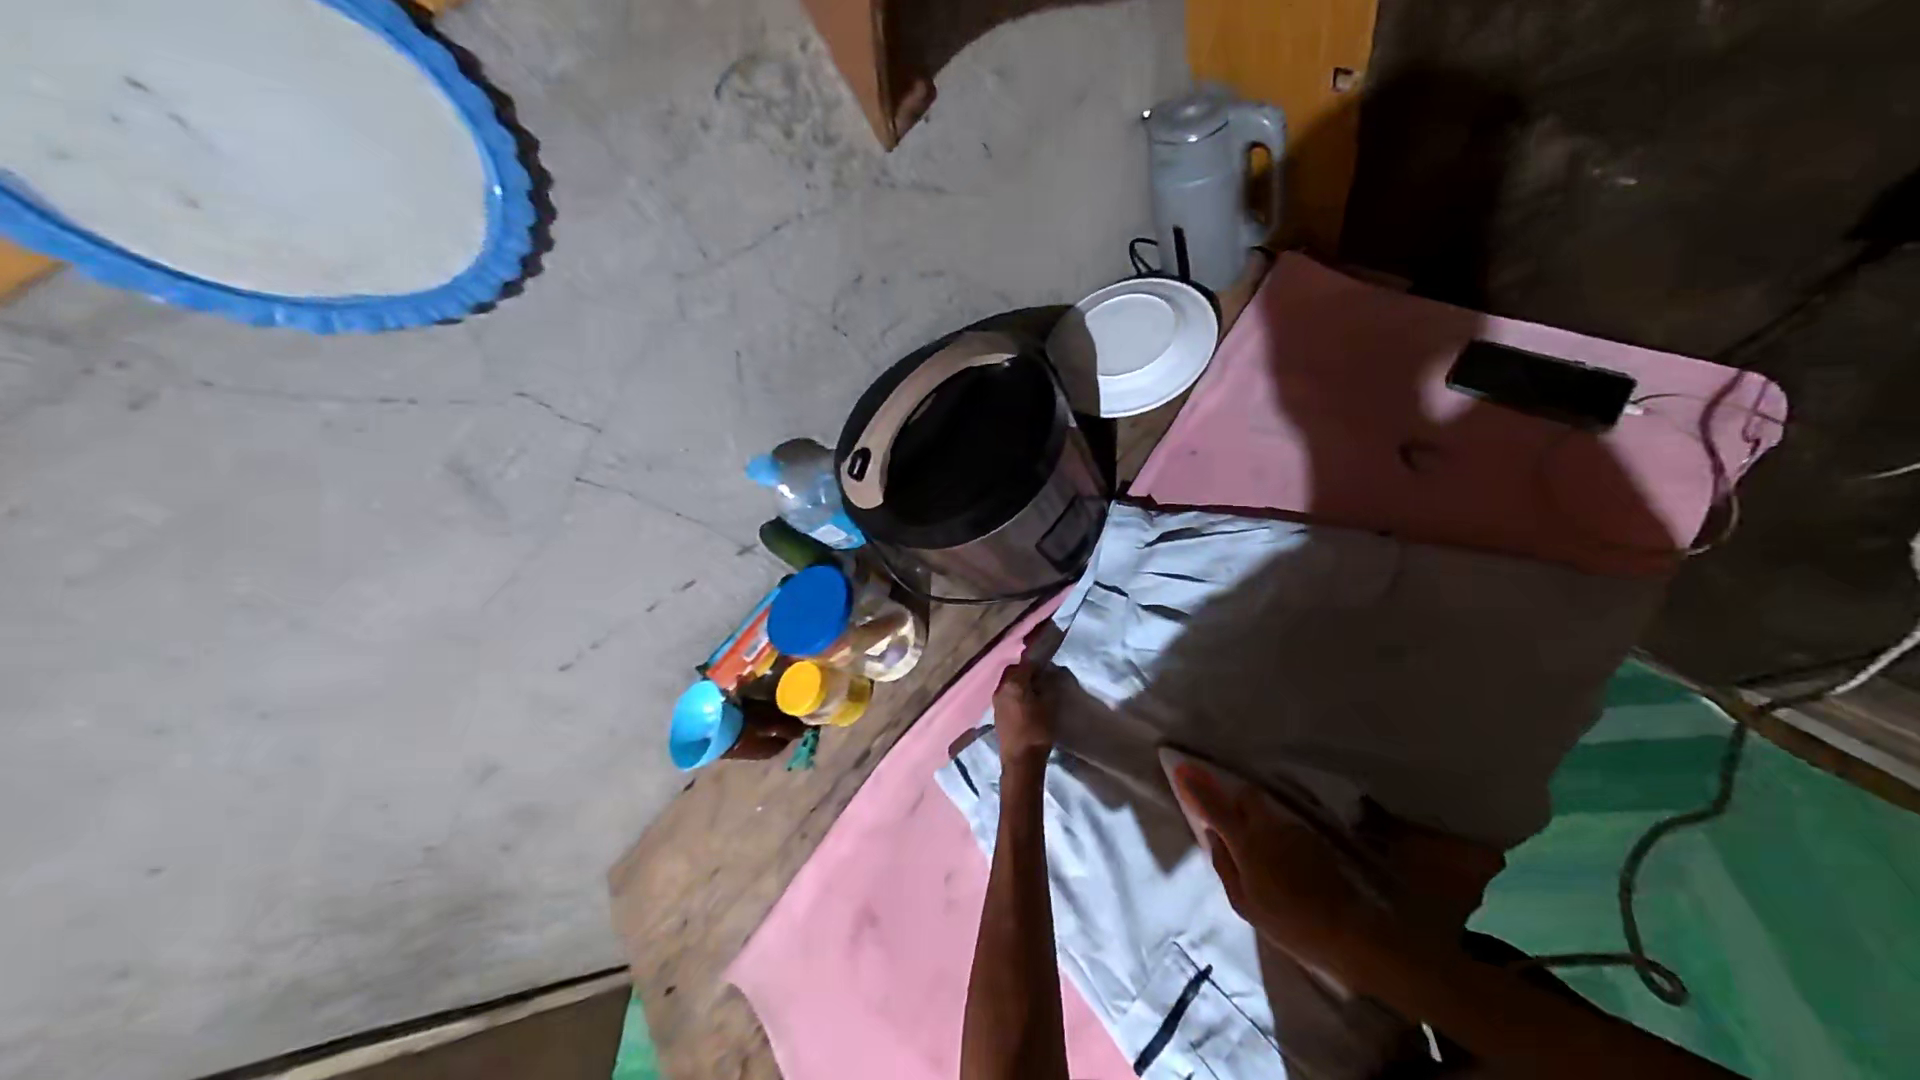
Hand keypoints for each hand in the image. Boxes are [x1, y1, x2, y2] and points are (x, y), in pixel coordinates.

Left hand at [992, 623, 1059, 764]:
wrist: (1021, 760)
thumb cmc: (1037, 730)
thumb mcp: (1049, 706)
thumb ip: (1047, 687)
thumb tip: (1045, 677)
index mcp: (1013, 683)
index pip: (1026, 664)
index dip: (1037, 663)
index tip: (1047, 664)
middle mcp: (1000, 688)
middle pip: (1013, 672)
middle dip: (1026, 671)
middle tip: (1041, 677)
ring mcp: (996, 701)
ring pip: (1008, 684)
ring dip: (1019, 683)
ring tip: (1035, 690)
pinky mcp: (996, 713)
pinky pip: (1006, 695)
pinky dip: (1015, 694)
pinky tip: (1025, 702)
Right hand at [1172, 764, 1387, 984]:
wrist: (1347, 932)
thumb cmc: (1286, 922)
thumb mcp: (1243, 902)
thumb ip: (1224, 863)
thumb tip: (1213, 834)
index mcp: (1246, 842)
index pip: (1216, 807)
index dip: (1198, 788)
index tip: (1185, 770)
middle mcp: (1269, 827)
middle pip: (1248, 796)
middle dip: (1238, 803)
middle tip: (1236, 829)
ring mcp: (1295, 830)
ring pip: (1269, 814)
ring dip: (1261, 825)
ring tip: (1268, 860)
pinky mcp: (1315, 839)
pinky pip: (1287, 829)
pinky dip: (1281, 839)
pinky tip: (1289, 868)